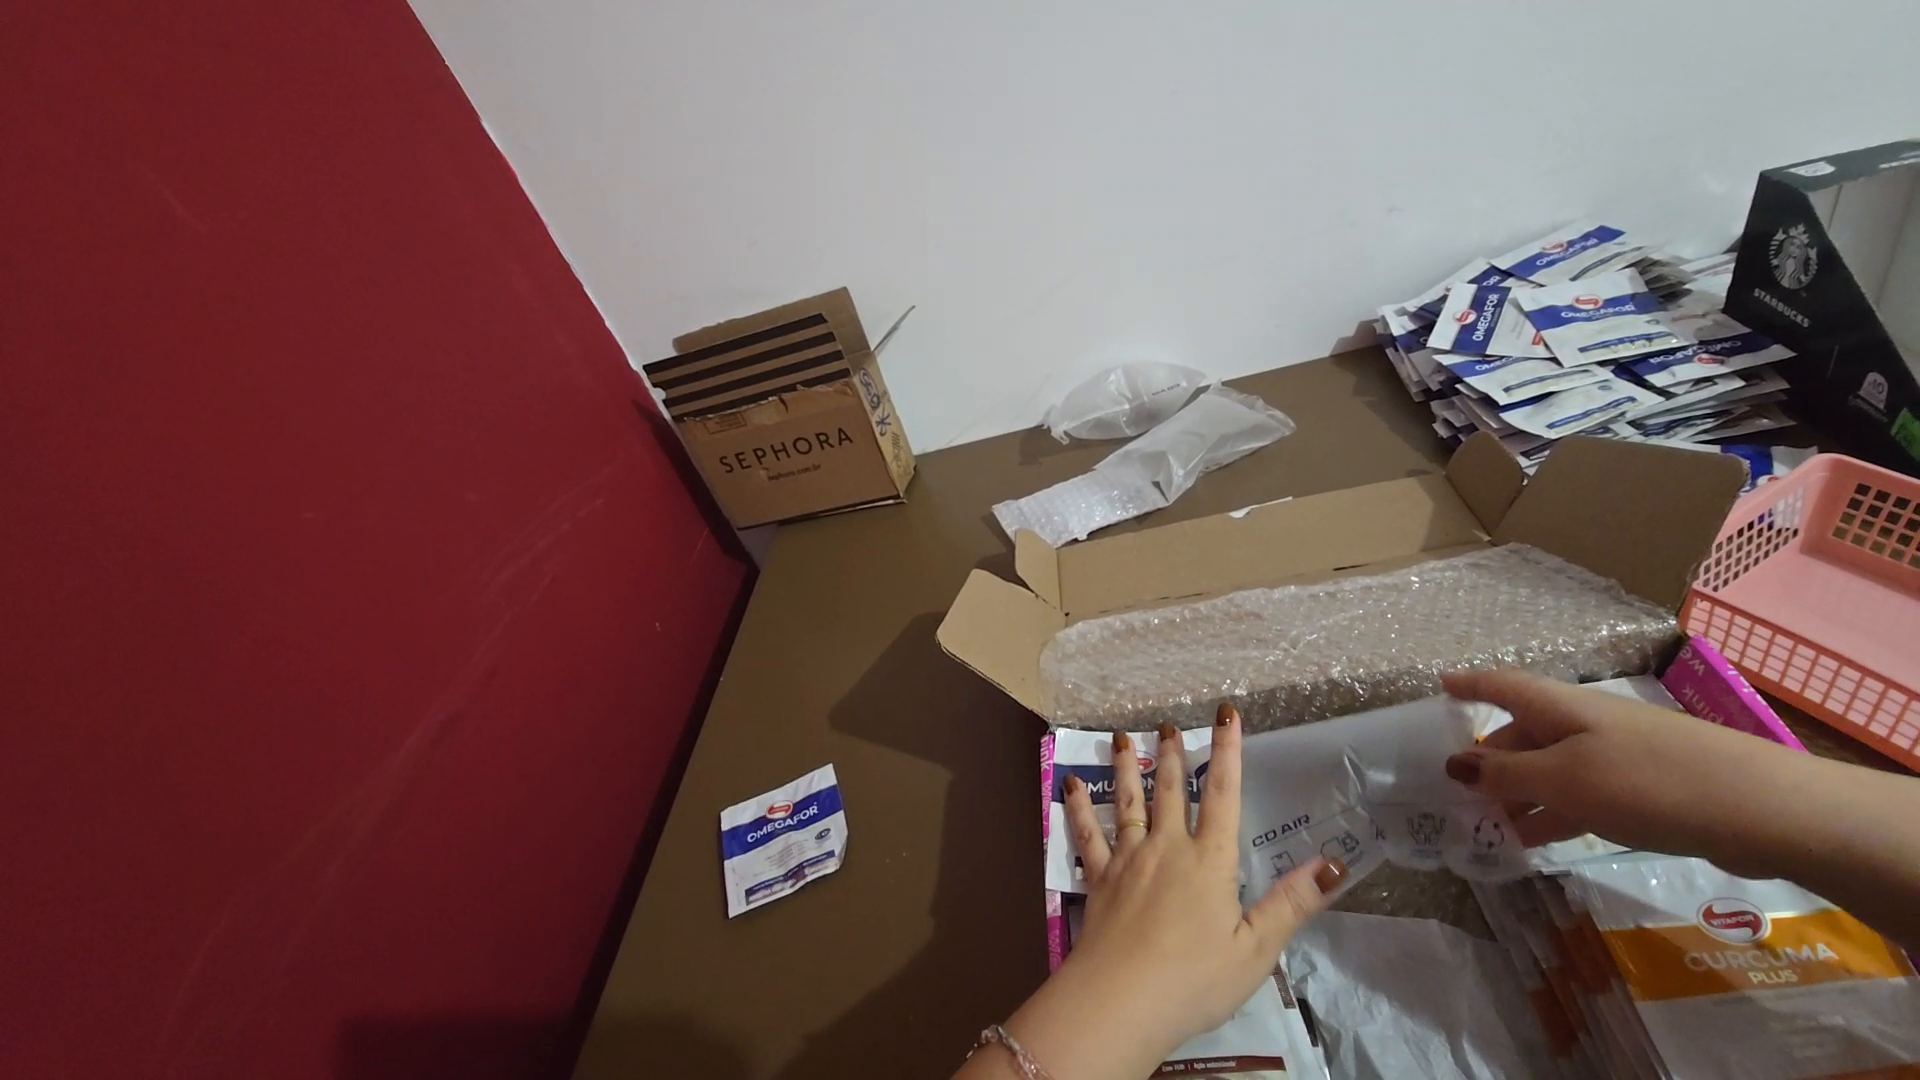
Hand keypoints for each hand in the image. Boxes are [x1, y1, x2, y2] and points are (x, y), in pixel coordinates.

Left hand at [966, 704, 1343, 1079]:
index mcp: (1209, 862)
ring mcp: (1128, 859)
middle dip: (1172, 755)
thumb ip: (1291, 903)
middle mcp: (1167, 848)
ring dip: (1128, 769)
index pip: (1223, 796)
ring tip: (1123, 738)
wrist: (1123, 998)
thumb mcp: (1257, 949)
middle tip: (1166, 724)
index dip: (1227, 752)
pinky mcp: (1099, 877)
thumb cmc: (1196, 979)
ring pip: (1128, 802)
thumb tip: (1334, 863)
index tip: (1225, 715)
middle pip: (1171, 792)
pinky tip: (1069, 784)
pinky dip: (1077, 808)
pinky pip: (1087, 835)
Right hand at [1441, 669, 1800, 872]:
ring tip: (1486, 826)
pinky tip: (1537, 839)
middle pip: (1522, 732)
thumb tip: (1454, 764)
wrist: (1769, 811)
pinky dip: (1553, 812)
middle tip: (1455, 790)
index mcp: (1558, 707)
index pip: (1500, 686)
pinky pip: (1582, 795)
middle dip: (1487, 757)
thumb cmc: (1647, 782)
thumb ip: (1504, 774)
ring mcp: (1618, 756)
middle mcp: (1583, 723)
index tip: (1439, 686)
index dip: (1468, 685)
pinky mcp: (1647, 790)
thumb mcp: (1561, 779)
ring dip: (1517, 793)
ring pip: (1551, 769)